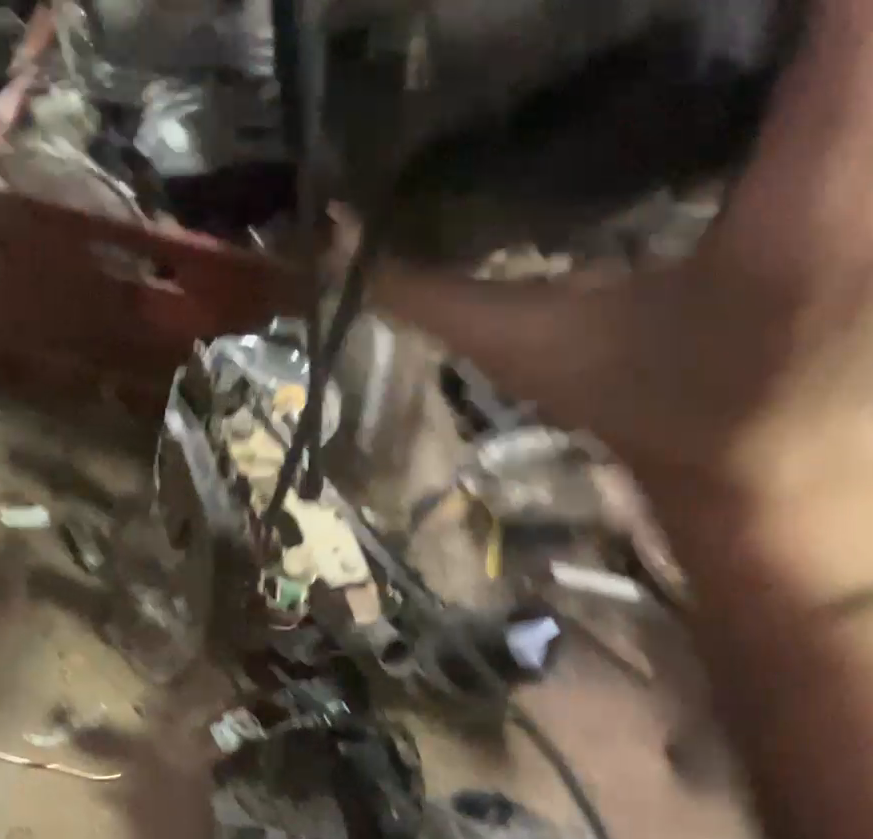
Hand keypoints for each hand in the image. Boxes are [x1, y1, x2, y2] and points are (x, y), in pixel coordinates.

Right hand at [358, 4, 872, 501]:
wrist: (779, 478)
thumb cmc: (655, 415)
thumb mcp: (530, 350)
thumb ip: (430, 292)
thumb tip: (331, 238)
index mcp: (809, 190)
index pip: (841, 18)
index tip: (655, 1)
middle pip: (843, 25)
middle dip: (768, 12)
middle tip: (660, 19)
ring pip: (853, 54)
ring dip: (795, 35)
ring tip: (685, 33)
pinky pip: (852, 90)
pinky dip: (809, 63)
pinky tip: (738, 76)